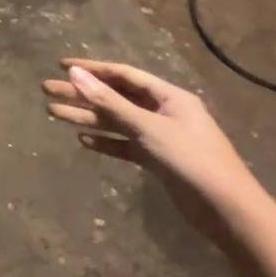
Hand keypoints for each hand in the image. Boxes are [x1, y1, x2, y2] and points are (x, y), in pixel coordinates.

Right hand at [43, 58, 259, 232]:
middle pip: (115, 97)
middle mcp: (165, 113)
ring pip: (116, 120)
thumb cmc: (191, 160)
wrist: (229, 211)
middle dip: (81, 93)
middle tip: (46, 90)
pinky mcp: (158, 159)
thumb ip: (109, 100)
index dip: (92, 69)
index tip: (60, 66)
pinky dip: (104, 140)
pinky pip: (124, 144)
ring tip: (52, 112)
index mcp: (171, 98)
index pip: (124, 75)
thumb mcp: (147, 127)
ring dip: (86, 116)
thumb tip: (73, 72)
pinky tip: (83, 140)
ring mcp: (161, 137)